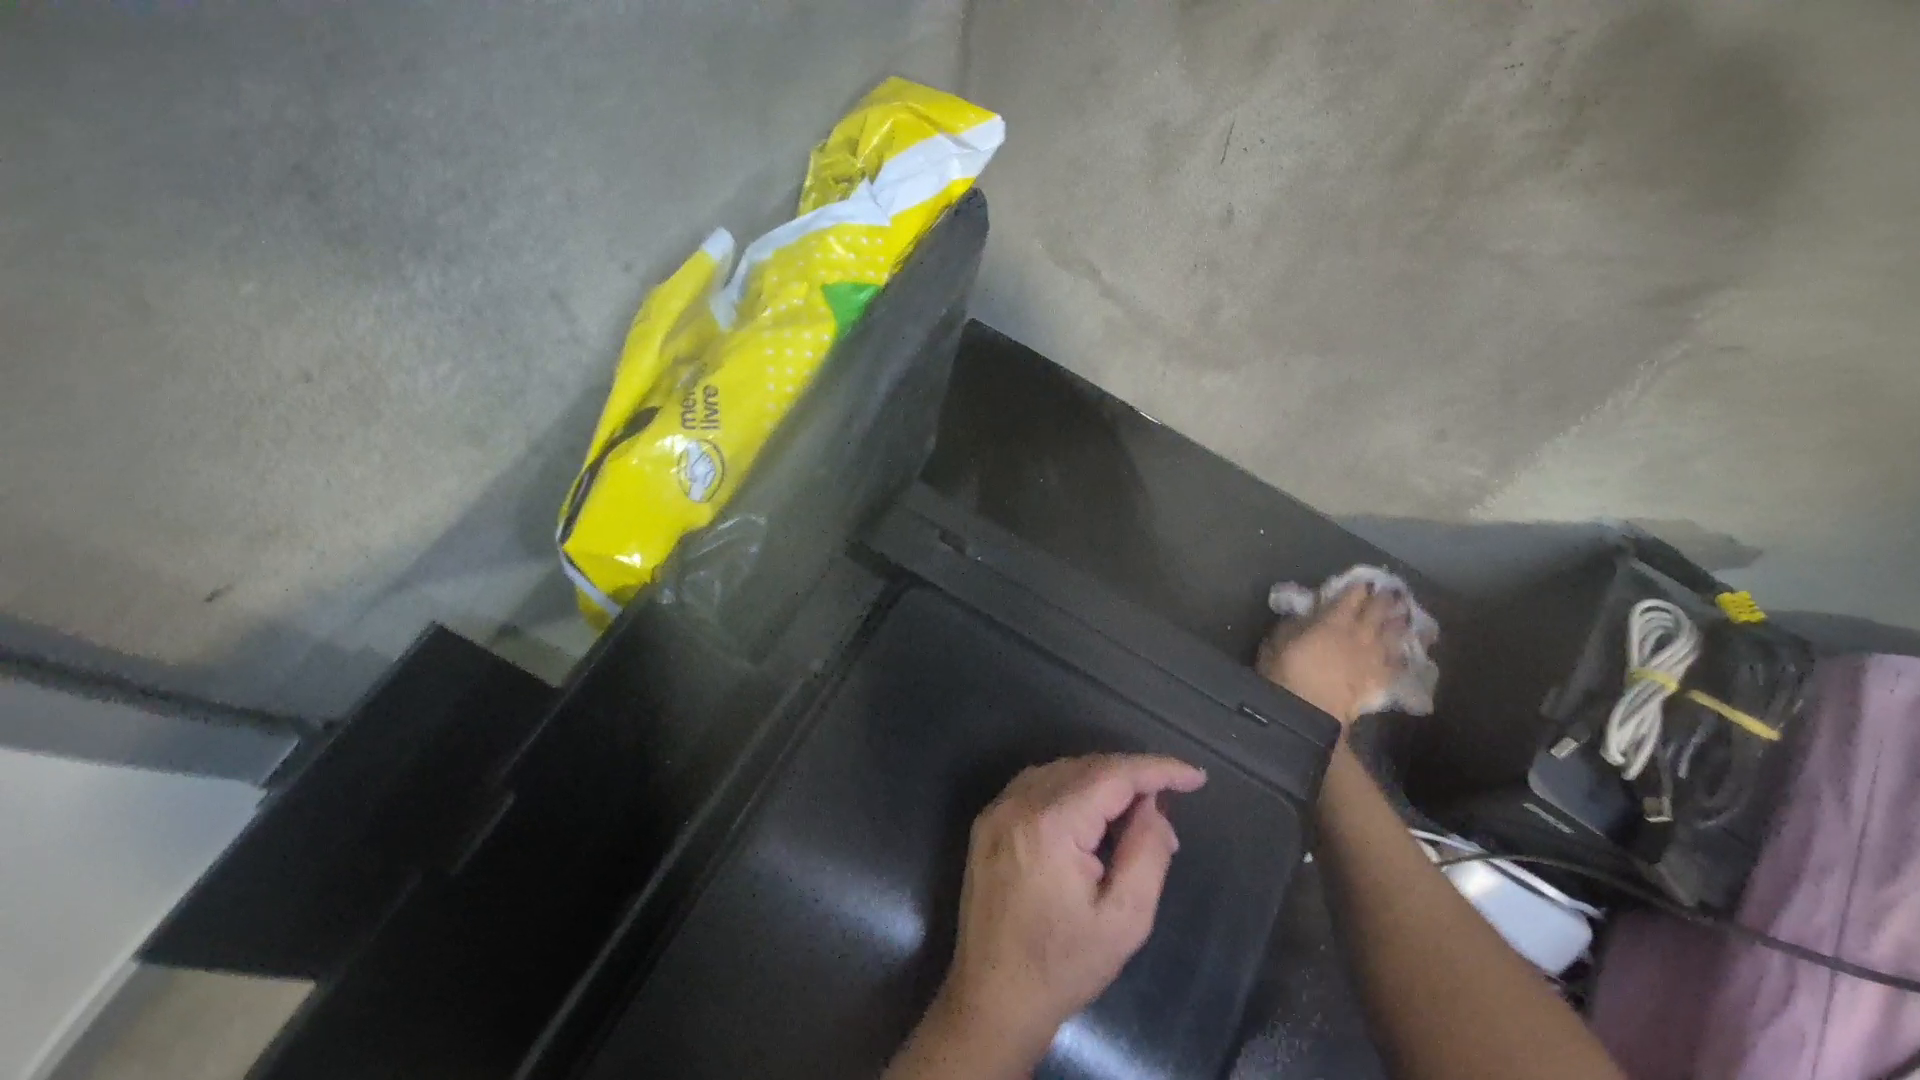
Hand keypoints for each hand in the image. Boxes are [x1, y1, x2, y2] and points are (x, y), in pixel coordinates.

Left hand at [887, 754, 1206, 1077]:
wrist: (992, 997)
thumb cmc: (1063, 965)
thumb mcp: (1124, 919)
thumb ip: (1146, 853)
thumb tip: (1155, 807)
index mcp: (1051, 825)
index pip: (1113, 775)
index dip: (1158, 769)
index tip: (1195, 777)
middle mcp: (1018, 805)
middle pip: (1086, 767)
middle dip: (1132, 778)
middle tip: (1168, 809)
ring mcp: (997, 812)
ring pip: (1061, 772)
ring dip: (1102, 781)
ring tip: (1136, 813)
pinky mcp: (987, 824)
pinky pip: (1037, 786)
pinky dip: (1071, 789)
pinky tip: (1091, 814)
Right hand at [1258, 584, 1403, 725]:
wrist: (1308, 713)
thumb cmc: (1286, 673)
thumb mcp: (1278, 639)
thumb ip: (1296, 622)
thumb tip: (1308, 612)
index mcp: (1334, 621)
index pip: (1351, 597)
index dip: (1359, 587)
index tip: (1364, 581)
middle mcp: (1360, 634)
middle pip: (1378, 611)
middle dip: (1385, 599)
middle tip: (1392, 591)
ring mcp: (1374, 657)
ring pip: (1394, 634)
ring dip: (1400, 622)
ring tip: (1406, 613)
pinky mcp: (1381, 680)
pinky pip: (1398, 664)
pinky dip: (1405, 656)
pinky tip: (1410, 652)